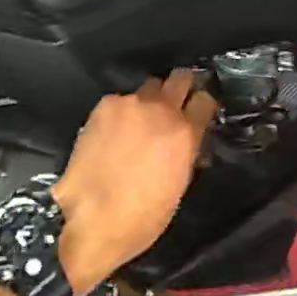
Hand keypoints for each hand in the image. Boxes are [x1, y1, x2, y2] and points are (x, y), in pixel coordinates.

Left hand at [51, 70, 218, 295]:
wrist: (91, 218)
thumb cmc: (142, 216)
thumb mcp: (178, 185)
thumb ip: (185, 152)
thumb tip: (187, 140)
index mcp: (185, 133)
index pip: (205, 100)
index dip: (202, 105)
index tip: (198, 109)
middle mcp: (160, 109)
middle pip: (180, 77)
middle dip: (181, 86)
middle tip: (176, 100)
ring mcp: (131, 103)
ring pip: (148, 88)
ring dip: (150, 100)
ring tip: (140, 121)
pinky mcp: (105, 104)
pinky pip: (121, 100)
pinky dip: (122, 112)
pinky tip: (113, 132)